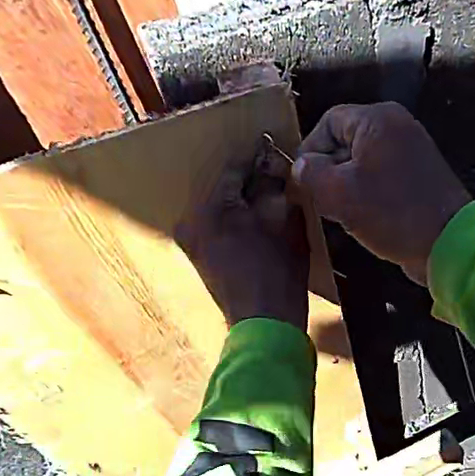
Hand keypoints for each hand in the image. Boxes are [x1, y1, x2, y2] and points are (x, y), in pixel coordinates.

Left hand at [176, 141, 310, 328]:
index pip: (233, 169)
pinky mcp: (195, 255)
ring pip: (216, 207)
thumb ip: (274, 187)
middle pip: (221, 188)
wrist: (264, 322)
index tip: (271, 154)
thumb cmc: (279, 272)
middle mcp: (191, 221)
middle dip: (246, 182)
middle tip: (271, 177)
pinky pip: (213, 225)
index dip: (256, 161)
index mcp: (211, 209)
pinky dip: (230, 220)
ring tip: (264, 201)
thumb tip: (270, 166)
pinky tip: (252, 223)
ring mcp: (189, 241)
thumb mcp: (285, 221)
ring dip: (238, 201)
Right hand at [292, 102, 470, 285]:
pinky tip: (359, 215)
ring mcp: (409, 150)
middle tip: (317, 199)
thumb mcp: (337, 193)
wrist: (447, 243)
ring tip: (337, 211)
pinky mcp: (415, 173)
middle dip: (325, 169)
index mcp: (377, 120)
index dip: (308, 150)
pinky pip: (376, 174)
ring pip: (357, 160)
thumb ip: (310, 174)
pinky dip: (362, 191)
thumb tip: (301, 167)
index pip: (327, 122)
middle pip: (342, 140)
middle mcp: (396, 126)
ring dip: (342, 184)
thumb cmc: (389, 211)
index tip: (302, 182)